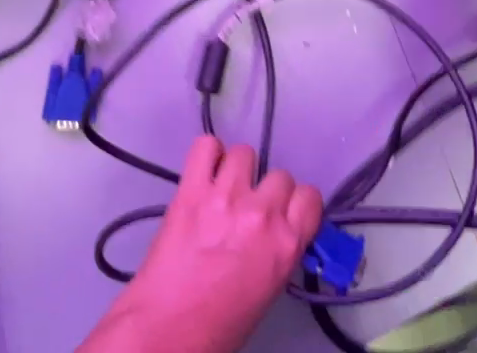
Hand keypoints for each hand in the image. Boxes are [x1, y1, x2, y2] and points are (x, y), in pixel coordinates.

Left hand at [87, 138, 323, 352]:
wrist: (166, 330)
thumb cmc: (222, 323)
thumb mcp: (270, 288)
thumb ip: (280, 249)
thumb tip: (278, 228)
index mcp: (287, 244)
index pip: (310, 197)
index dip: (296, 203)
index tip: (284, 212)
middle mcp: (262, 213)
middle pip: (280, 175)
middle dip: (267, 191)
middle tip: (249, 209)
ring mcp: (226, 196)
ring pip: (245, 154)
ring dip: (237, 171)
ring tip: (223, 190)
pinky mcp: (191, 189)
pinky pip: (205, 146)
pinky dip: (207, 154)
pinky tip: (204, 173)